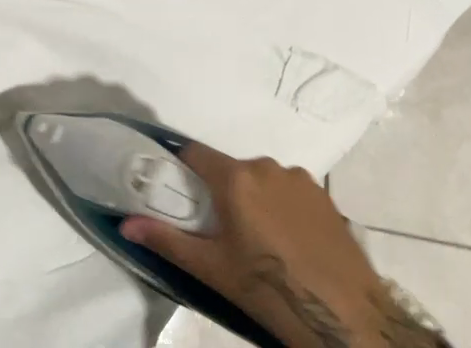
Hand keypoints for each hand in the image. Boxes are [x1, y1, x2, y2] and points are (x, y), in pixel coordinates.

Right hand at [121, 145, 395, 347]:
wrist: (345, 317)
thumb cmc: (269, 290)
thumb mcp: (212, 269)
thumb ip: (167, 240)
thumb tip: (125, 225)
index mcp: (236, 178)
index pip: (195, 153)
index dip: (182, 169)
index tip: (178, 193)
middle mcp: (267, 167)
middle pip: (230, 169)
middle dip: (220, 192)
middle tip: (220, 231)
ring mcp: (300, 180)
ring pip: (262, 180)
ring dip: (254, 199)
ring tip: (259, 241)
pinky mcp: (325, 197)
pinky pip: (290, 192)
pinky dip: (282, 208)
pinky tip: (288, 243)